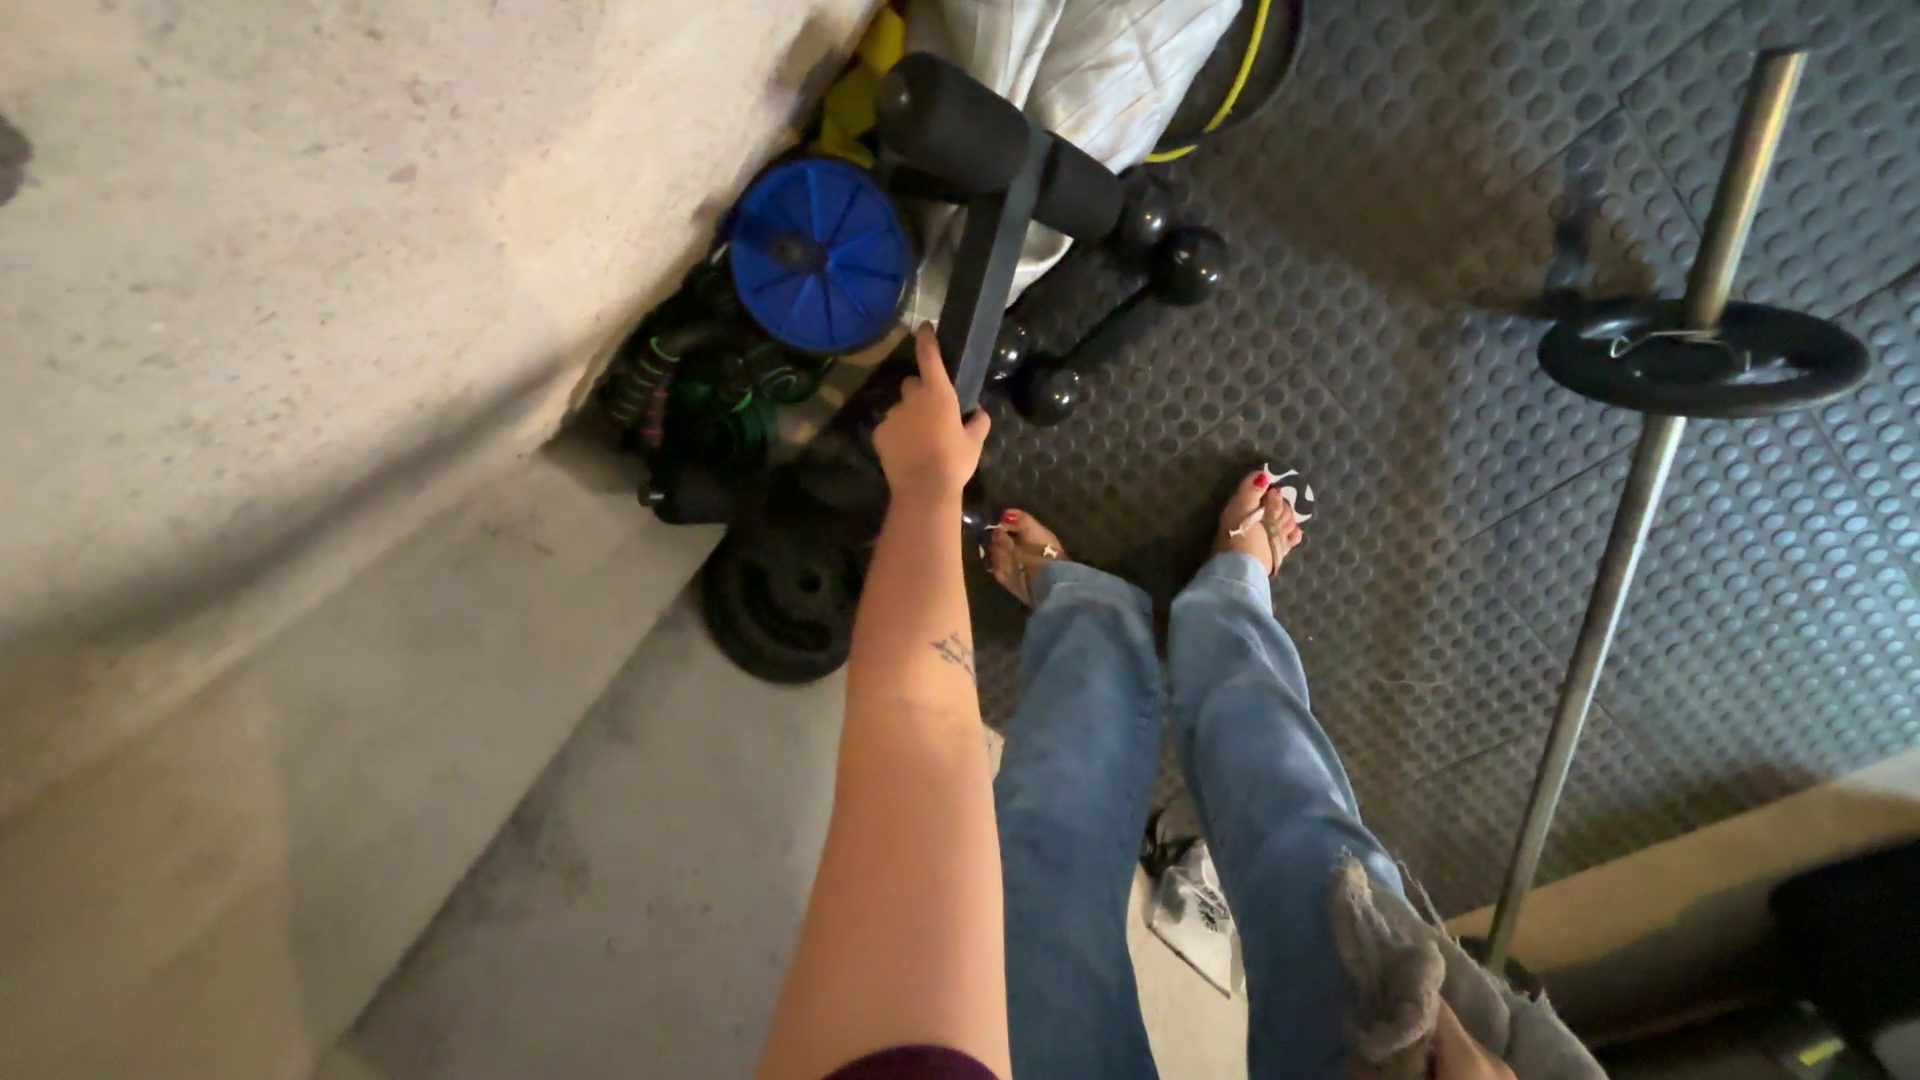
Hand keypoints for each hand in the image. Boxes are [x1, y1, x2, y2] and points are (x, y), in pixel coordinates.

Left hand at [872, 324, 990, 501]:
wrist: (924, 490)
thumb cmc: (954, 463)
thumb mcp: (975, 443)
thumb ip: (979, 423)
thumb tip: (979, 413)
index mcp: (938, 394)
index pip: (930, 357)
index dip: (927, 340)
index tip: (925, 328)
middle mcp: (912, 398)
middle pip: (912, 384)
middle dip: (920, 393)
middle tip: (931, 415)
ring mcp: (892, 415)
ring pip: (901, 409)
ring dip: (909, 417)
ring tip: (919, 441)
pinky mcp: (879, 433)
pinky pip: (889, 428)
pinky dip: (896, 435)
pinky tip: (906, 452)